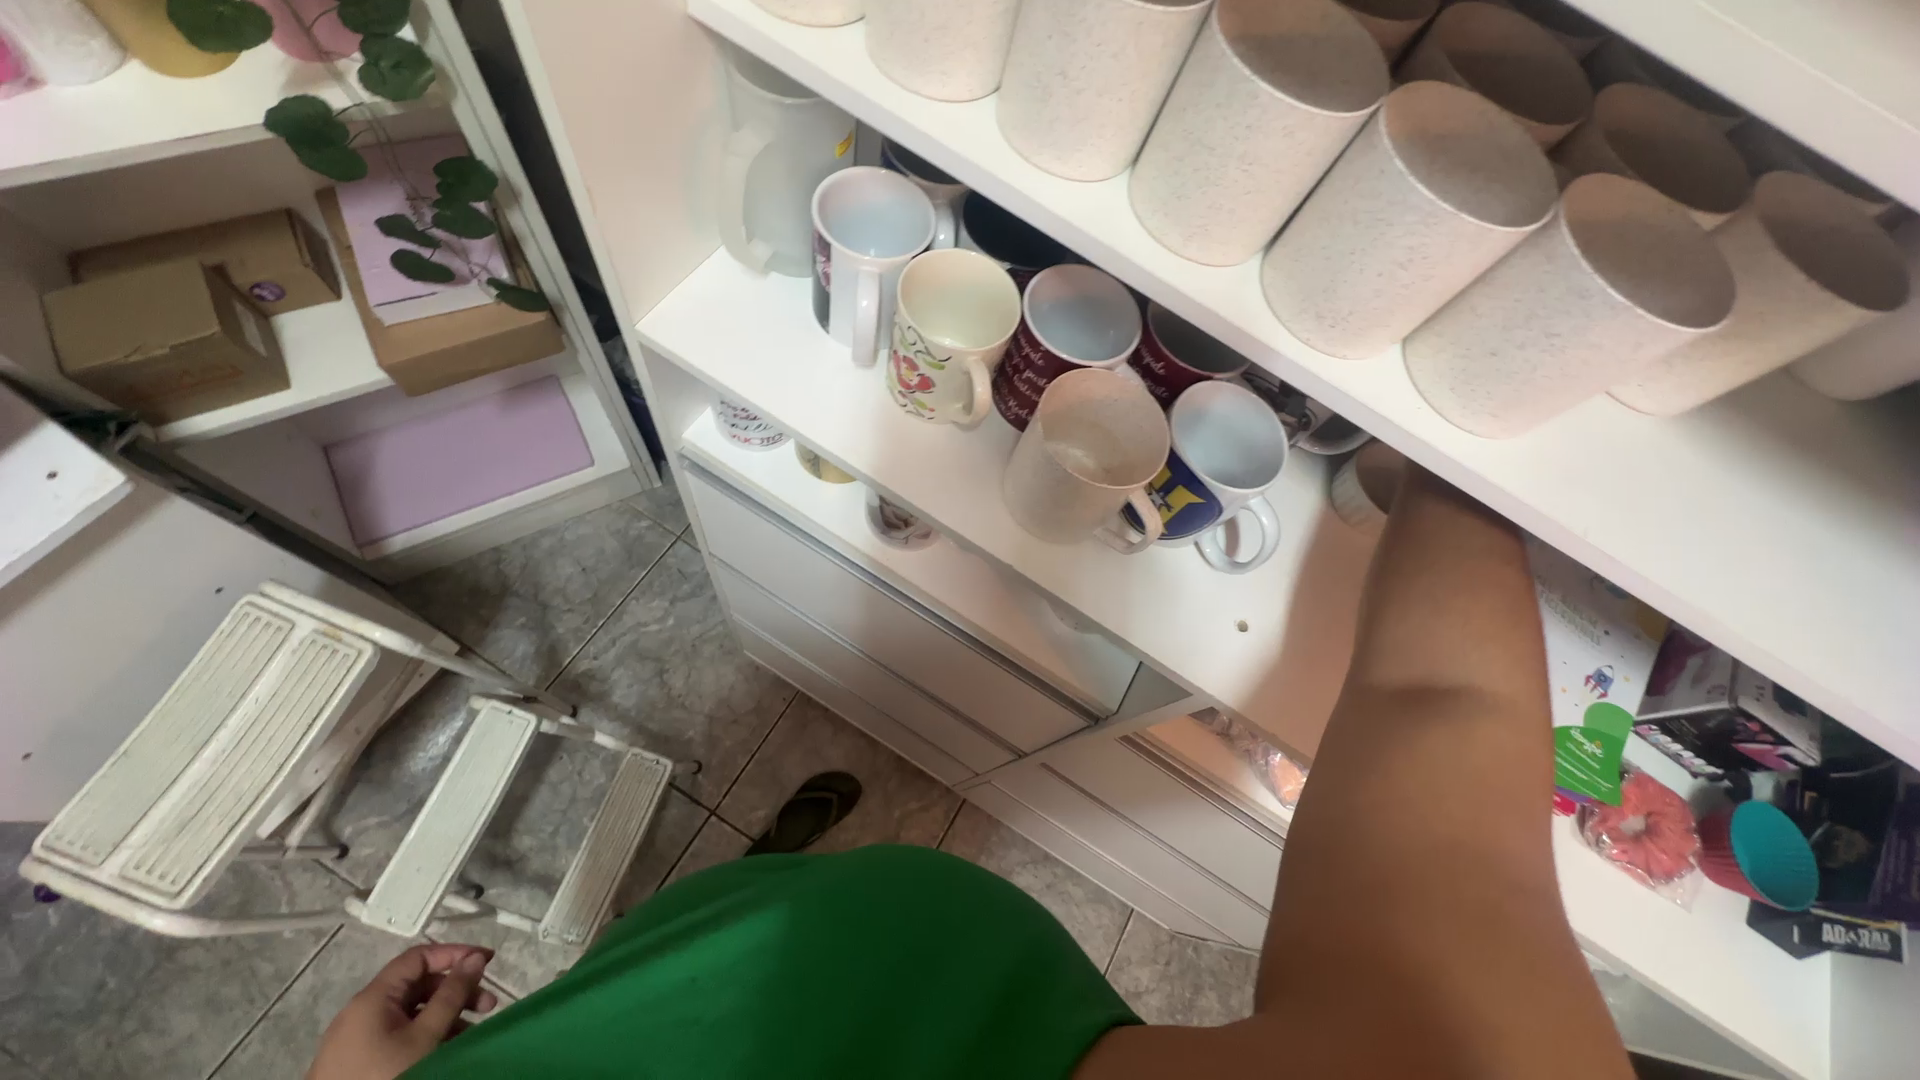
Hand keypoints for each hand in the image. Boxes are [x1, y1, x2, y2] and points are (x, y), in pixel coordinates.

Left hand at [306, 943, 499, 1079]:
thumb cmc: (385, 1076)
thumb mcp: (425, 1036)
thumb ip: (452, 994)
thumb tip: (476, 958)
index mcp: (373, 997)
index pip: (419, 957)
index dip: (455, 953)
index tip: (487, 961)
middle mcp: (362, 1010)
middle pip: (417, 984)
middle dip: (456, 990)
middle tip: (488, 1005)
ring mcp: (358, 1036)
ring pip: (411, 1011)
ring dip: (445, 1014)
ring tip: (471, 1032)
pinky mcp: (358, 1058)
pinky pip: (399, 1032)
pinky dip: (426, 1032)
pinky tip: (444, 1048)